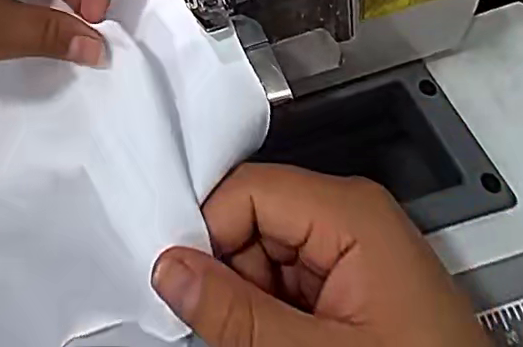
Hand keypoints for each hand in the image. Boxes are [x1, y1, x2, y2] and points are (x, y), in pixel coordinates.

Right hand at [153, 164, 486, 346]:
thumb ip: (240, 315)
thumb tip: (172, 270)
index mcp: (349, 211)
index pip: (246, 190)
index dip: (209, 235)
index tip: (188, 286)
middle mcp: (349, 218)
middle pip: (251, 221)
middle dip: (233, 278)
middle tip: (238, 335)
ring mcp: (350, 252)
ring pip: (262, 257)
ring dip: (251, 305)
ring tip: (275, 346)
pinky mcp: (350, 286)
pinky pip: (285, 284)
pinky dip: (272, 319)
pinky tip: (286, 344)